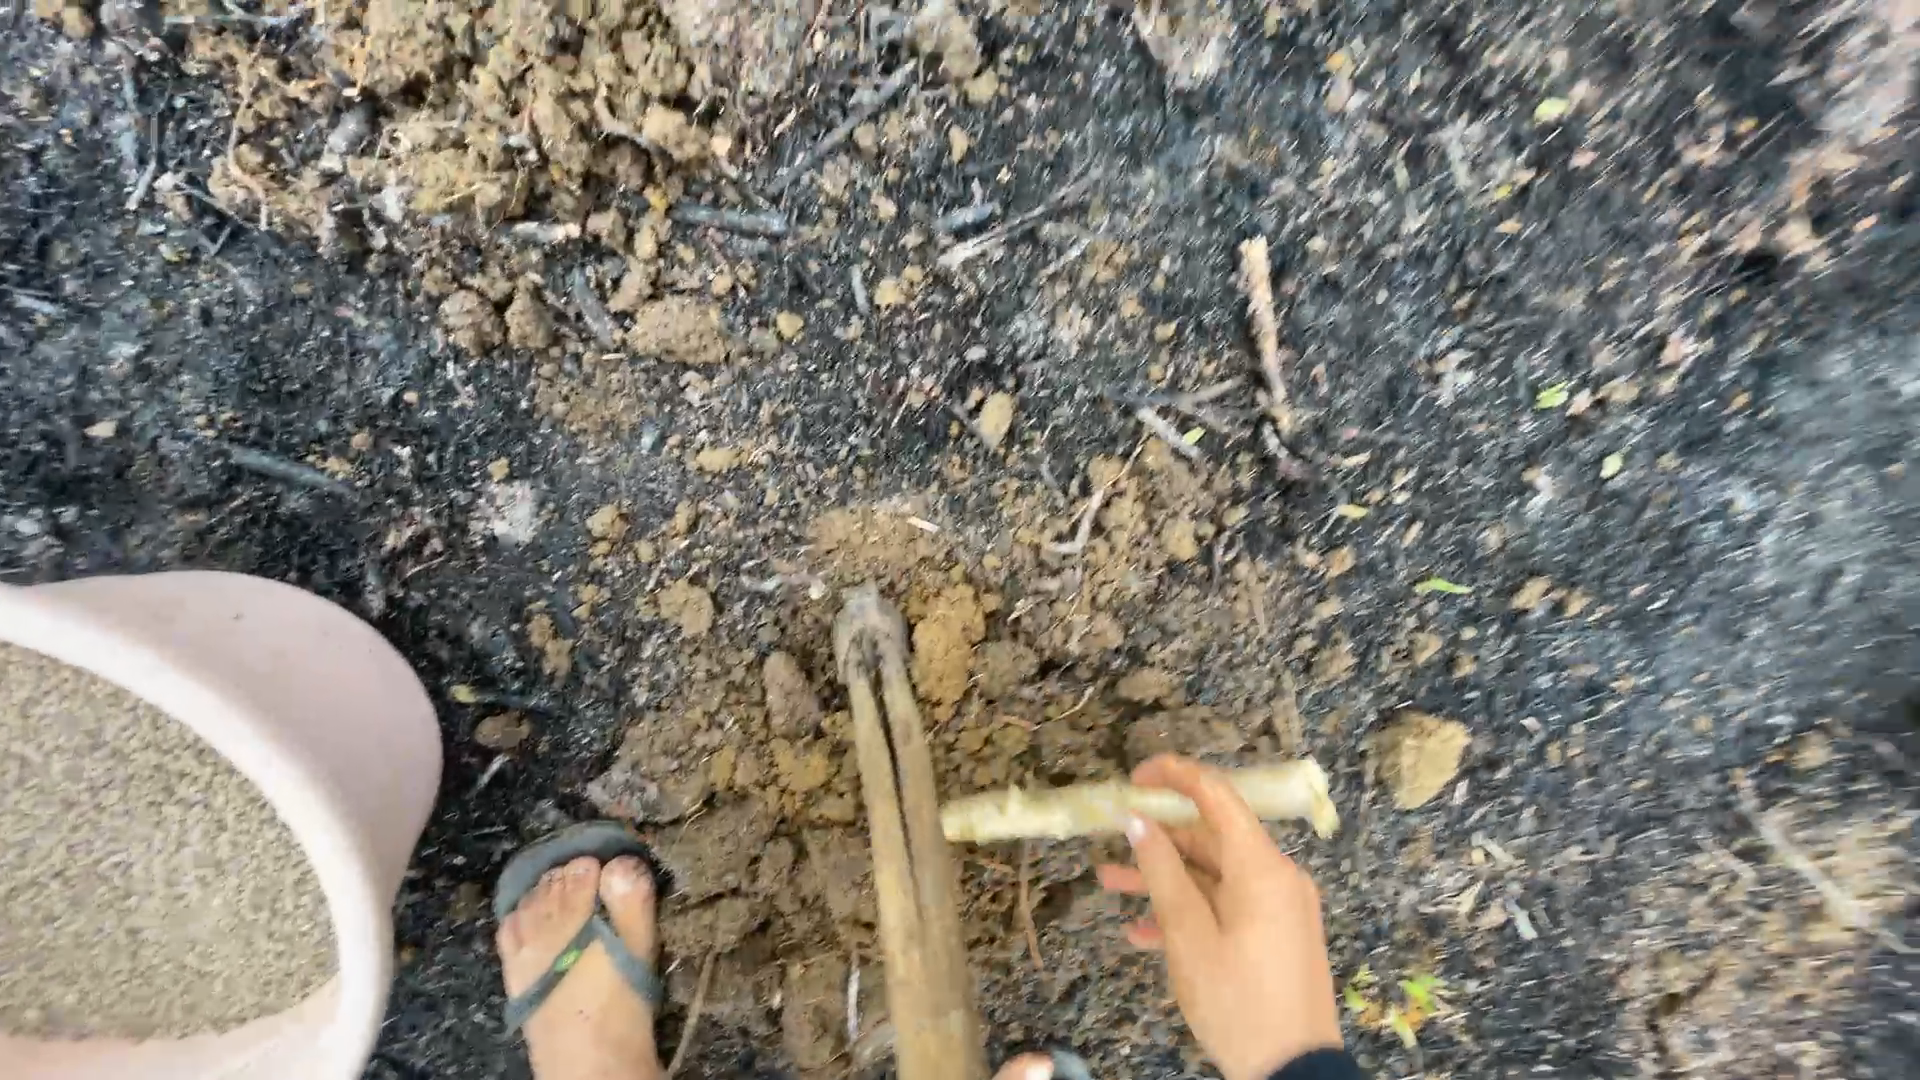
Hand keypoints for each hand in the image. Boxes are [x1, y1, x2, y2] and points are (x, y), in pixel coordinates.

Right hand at [1096, 755, 1343, 1079]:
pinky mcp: (1275, 934)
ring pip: (1212, 874)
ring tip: (1109, 884)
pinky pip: (1226, 905)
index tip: (1134, 778)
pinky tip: (1141, 931)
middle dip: (1157, 839)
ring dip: (1164, 878)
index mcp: (1261, 866)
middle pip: (1209, 837)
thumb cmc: (1238, 1000)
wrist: (1298, 1078)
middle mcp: (1275, 875)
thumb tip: (1136, 820)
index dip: (1173, 775)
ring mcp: (1278, 906)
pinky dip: (1188, 909)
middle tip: (1111, 840)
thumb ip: (1161, 871)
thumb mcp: (1189, 936)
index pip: (1215, 793)